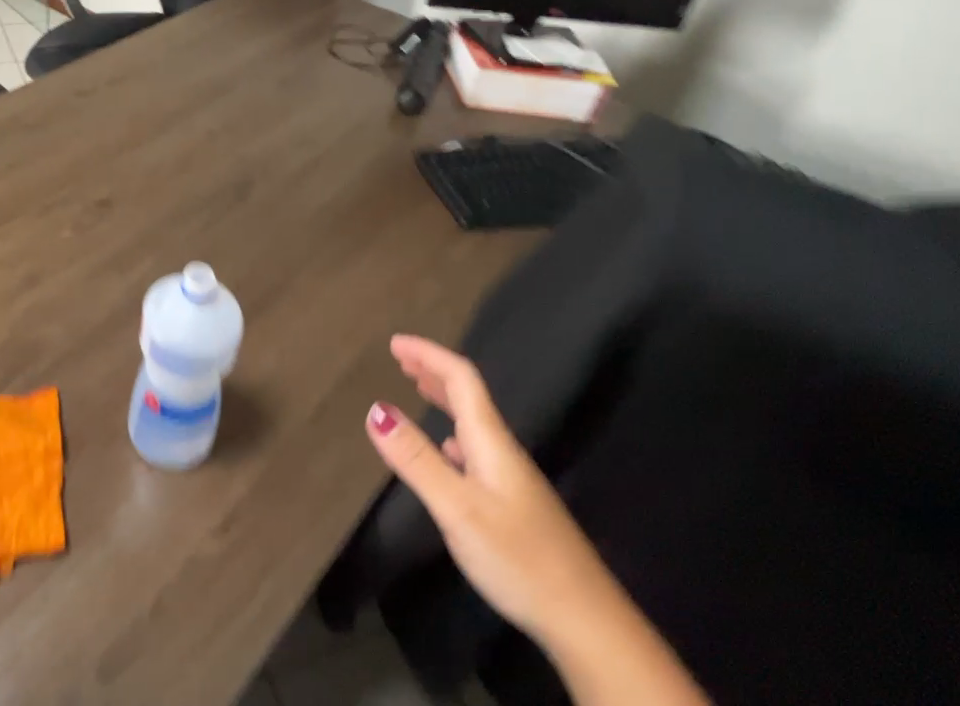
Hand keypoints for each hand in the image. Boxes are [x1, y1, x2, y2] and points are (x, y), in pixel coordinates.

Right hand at [364, 335, 617, 644]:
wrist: (583, 617)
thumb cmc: (518, 557)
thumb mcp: (457, 507)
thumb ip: (416, 459)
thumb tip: (376, 408)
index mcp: (492, 443)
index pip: (462, 380)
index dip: (430, 355)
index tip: (395, 342)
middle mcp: (504, 453)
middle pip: (470, 398)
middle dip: (435, 372)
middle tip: (401, 360)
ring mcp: (512, 480)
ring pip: (474, 425)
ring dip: (444, 402)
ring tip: (418, 393)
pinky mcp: (514, 505)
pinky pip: (477, 452)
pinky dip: (453, 437)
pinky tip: (447, 454)